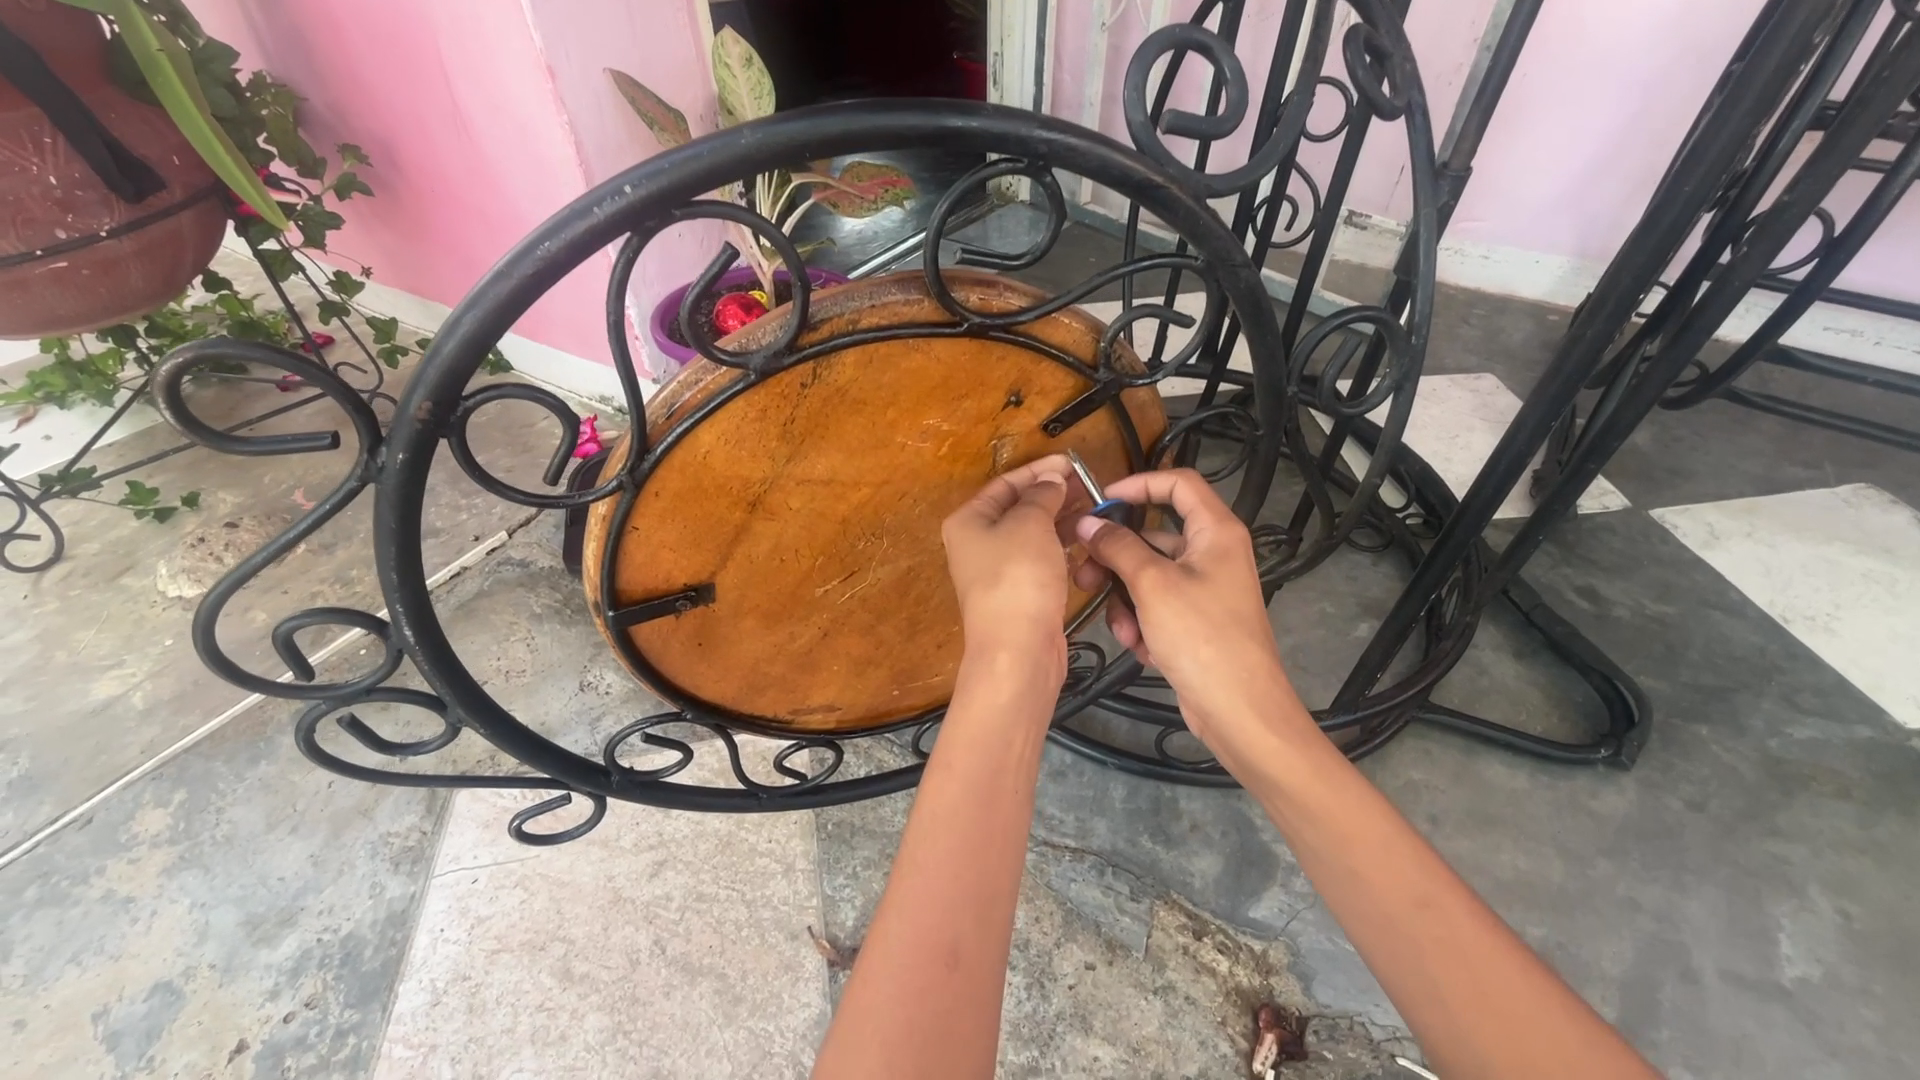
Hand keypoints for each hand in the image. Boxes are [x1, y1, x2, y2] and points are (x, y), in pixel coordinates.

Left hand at [941, 455, 1073, 669]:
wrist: (1018, 649)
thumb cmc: (1018, 577)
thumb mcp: (1030, 524)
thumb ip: (1041, 496)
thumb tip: (1051, 480)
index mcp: (968, 521)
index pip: (1005, 484)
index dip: (1039, 470)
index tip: (1072, 462)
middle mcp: (978, 543)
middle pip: (1019, 508)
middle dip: (1054, 494)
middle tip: (1090, 484)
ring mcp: (999, 570)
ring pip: (1034, 535)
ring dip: (1062, 520)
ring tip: (1095, 508)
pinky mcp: (1021, 592)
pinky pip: (1042, 559)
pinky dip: (1062, 547)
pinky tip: (1086, 540)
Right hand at [1071, 468, 1305, 750]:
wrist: (1238, 708)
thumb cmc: (1201, 636)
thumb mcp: (1152, 585)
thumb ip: (1117, 547)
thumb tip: (1087, 523)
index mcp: (1216, 531)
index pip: (1178, 483)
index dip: (1138, 484)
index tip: (1100, 500)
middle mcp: (1212, 553)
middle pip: (1152, 536)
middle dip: (1116, 559)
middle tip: (1084, 577)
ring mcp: (1204, 589)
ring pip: (1147, 576)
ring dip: (1126, 601)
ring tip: (1124, 630)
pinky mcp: (1194, 621)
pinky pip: (1156, 606)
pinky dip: (1142, 623)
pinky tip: (1142, 648)